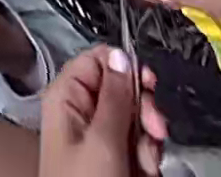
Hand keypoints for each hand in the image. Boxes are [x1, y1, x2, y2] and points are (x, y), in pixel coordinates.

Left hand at [39, 45, 167, 176]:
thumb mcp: (102, 141)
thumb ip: (115, 97)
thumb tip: (121, 54)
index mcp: (67, 96)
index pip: (97, 59)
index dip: (124, 66)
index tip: (147, 83)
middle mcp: (80, 112)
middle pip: (120, 90)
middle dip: (142, 112)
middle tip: (153, 130)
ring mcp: (96, 139)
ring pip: (134, 121)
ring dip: (148, 142)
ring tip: (145, 164)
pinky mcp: (112, 163)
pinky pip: (137, 148)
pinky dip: (147, 161)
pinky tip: (145, 173)